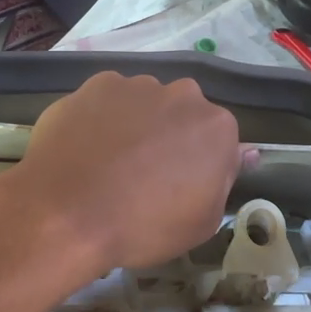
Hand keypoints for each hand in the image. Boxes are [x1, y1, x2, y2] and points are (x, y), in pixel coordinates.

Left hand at [0, 72, 248, 274]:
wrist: (66, 213)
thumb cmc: (143, 227)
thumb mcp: (202, 222)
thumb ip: (225, 180)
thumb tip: (244, 153)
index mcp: (216, 127)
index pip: (219, 140)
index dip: (200, 164)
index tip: (180, 186)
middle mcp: (182, 95)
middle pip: (183, 113)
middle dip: (169, 135)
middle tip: (145, 173)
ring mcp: (136, 85)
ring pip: (144, 103)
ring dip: (135, 123)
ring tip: (109, 162)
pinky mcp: (96, 84)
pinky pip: (107, 99)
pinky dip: (101, 117)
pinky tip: (85, 148)